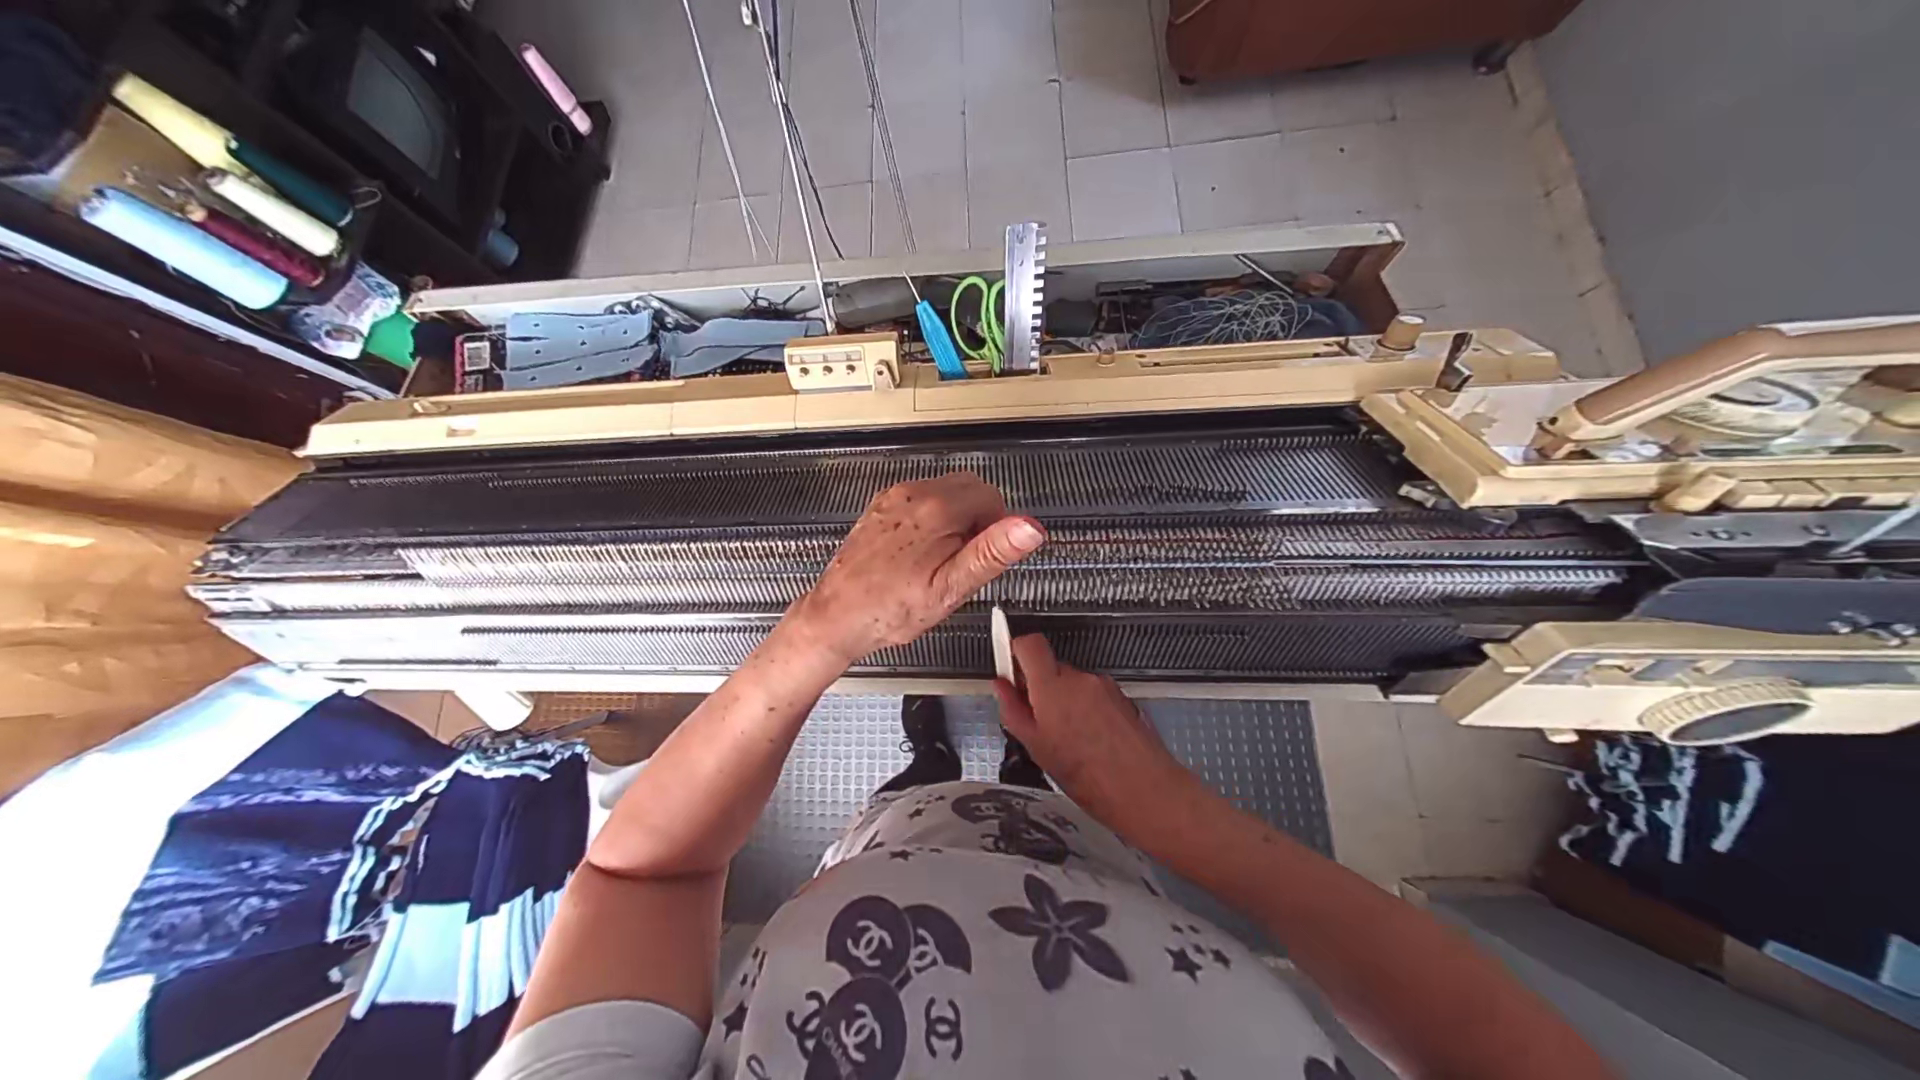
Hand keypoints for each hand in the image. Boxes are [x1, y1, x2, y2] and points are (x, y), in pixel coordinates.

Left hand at [789, 472, 1045, 661]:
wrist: (836, 616)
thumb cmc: (888, 609)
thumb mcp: (951, 588)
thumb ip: (992, 552)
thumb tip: (1029, 527)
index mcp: (937, 510)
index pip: (992, 496)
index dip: (996, 528)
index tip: (980, 555)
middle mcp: (912, 494)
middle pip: (969, 488)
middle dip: (977, 519)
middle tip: (962, 560)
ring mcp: (893, 499)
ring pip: (945, 492)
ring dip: (954, 519)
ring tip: (938, 561)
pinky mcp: (881, 508)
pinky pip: (920, 501)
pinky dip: (930, 520)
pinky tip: (918, 555)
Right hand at [994, 634, 1198, 829]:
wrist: (1144, 789)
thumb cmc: (1090, 776)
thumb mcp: (1037, 747)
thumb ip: (1014, 710)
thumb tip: (1001, 687)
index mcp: (1053, 686)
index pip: (1029, 644)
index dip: (1016, 653)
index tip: (1011, 672)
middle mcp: (1080, 678)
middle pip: (1051, 666)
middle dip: (1041, 687)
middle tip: (1039, 720)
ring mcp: (1103, 685)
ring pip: (1073, 683)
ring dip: (1066, 701)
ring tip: (1069, 738)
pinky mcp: (1121, 696)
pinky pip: (1093, 693)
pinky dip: (1087, 709)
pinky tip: (1090, 740)